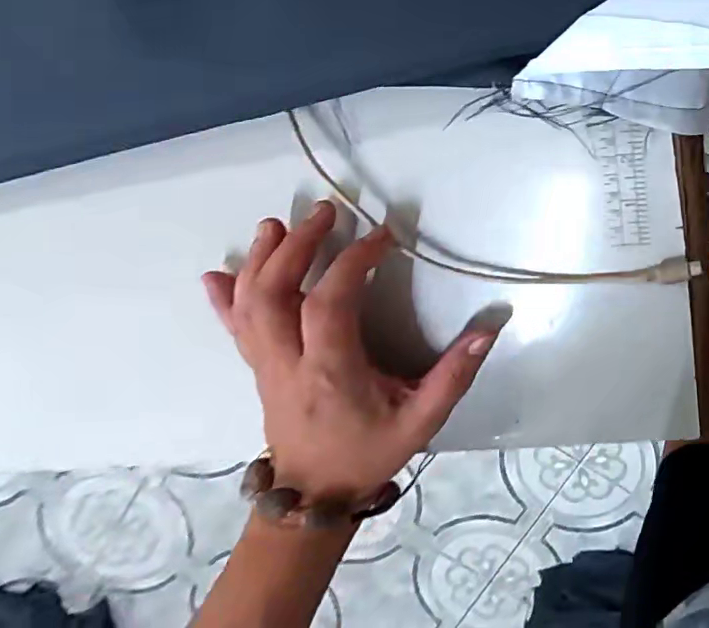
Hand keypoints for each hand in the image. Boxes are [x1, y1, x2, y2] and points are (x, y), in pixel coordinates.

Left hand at [202, 201, 502, 501]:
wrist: (313, 497)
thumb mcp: (423, 419)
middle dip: (296, 247)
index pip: (328, 304)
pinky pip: (234, 330)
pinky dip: (224, 298)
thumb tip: (490, 327)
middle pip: (273, 296)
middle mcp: (289, 363)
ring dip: (261, 261)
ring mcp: (267, 366)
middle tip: (326, 211)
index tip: (383, 235)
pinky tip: (218, 273)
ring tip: (277, 224)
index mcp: (330, 371)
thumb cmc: (371, 451)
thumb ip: (455, 373)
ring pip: (249, 307)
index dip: (352, 262)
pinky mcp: (259, 369)